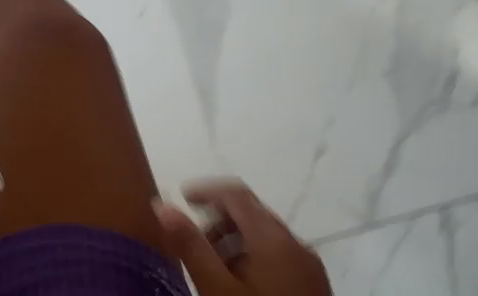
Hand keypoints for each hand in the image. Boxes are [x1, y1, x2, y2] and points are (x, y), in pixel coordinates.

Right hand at [153, 180, 332, 295]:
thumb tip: (161, 204)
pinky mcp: (316, 287)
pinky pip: (281, 255)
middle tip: (196, 243)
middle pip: (252, 212)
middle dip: (219, 220)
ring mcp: (310, 267)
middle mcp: (297, 244)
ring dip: (236, 240)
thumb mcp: (217, 288)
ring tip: (216, 268)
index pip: (235, 193)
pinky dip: (255, 257)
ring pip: (266, 235)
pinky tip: (243, 285)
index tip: (182, 200)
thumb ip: (190, 244)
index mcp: (273, 238)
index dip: (205, 191)